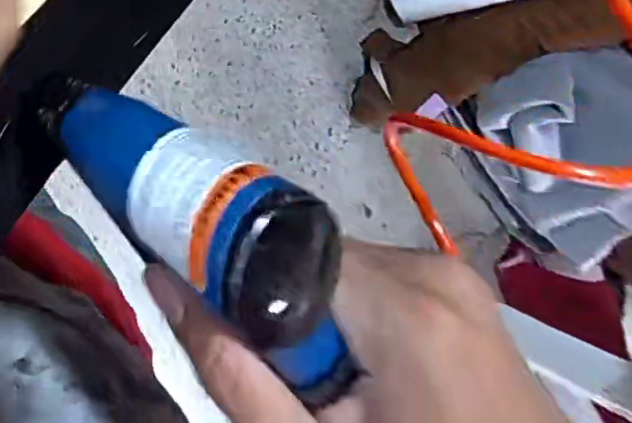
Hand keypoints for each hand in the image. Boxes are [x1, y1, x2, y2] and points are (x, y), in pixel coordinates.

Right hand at [148, 242, 562, 422]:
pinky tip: (371, 379)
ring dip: (318, 311)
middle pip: (312, 256)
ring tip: (333, 385)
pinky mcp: (471, 297)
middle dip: (283, 303)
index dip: (243, 278)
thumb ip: (229, 366)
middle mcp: (436, 269)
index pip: (284, 247)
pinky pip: (382, 282)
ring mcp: (462, 281)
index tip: (226, 320)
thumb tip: (160, 277)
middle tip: (288, 376)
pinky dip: (357, 316)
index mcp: (405, 303)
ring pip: (342, 267)